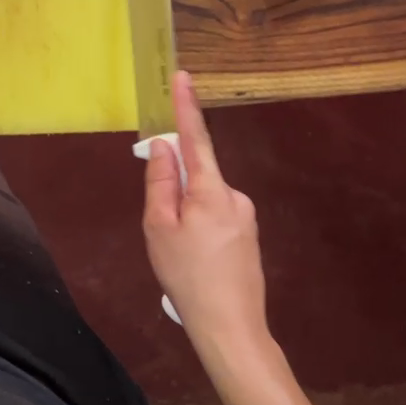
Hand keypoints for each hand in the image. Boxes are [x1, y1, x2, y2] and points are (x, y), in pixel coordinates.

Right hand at [143, 72, 268, 353]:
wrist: (231, 328)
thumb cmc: (187, 274)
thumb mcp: (158, 226)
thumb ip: (160, 182)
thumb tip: (163, 147)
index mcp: (211, 190)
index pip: (194, 138)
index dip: (186, 106)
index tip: (183, 76)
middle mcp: (234, 195)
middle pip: (194, 174)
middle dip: (172, 187)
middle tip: (161, 229)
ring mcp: (244, 216)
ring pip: (202, 197)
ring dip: (182, 212)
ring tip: (176, 254)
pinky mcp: (247, 235)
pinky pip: (212, 215)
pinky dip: (195, 225)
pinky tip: (191, 259)